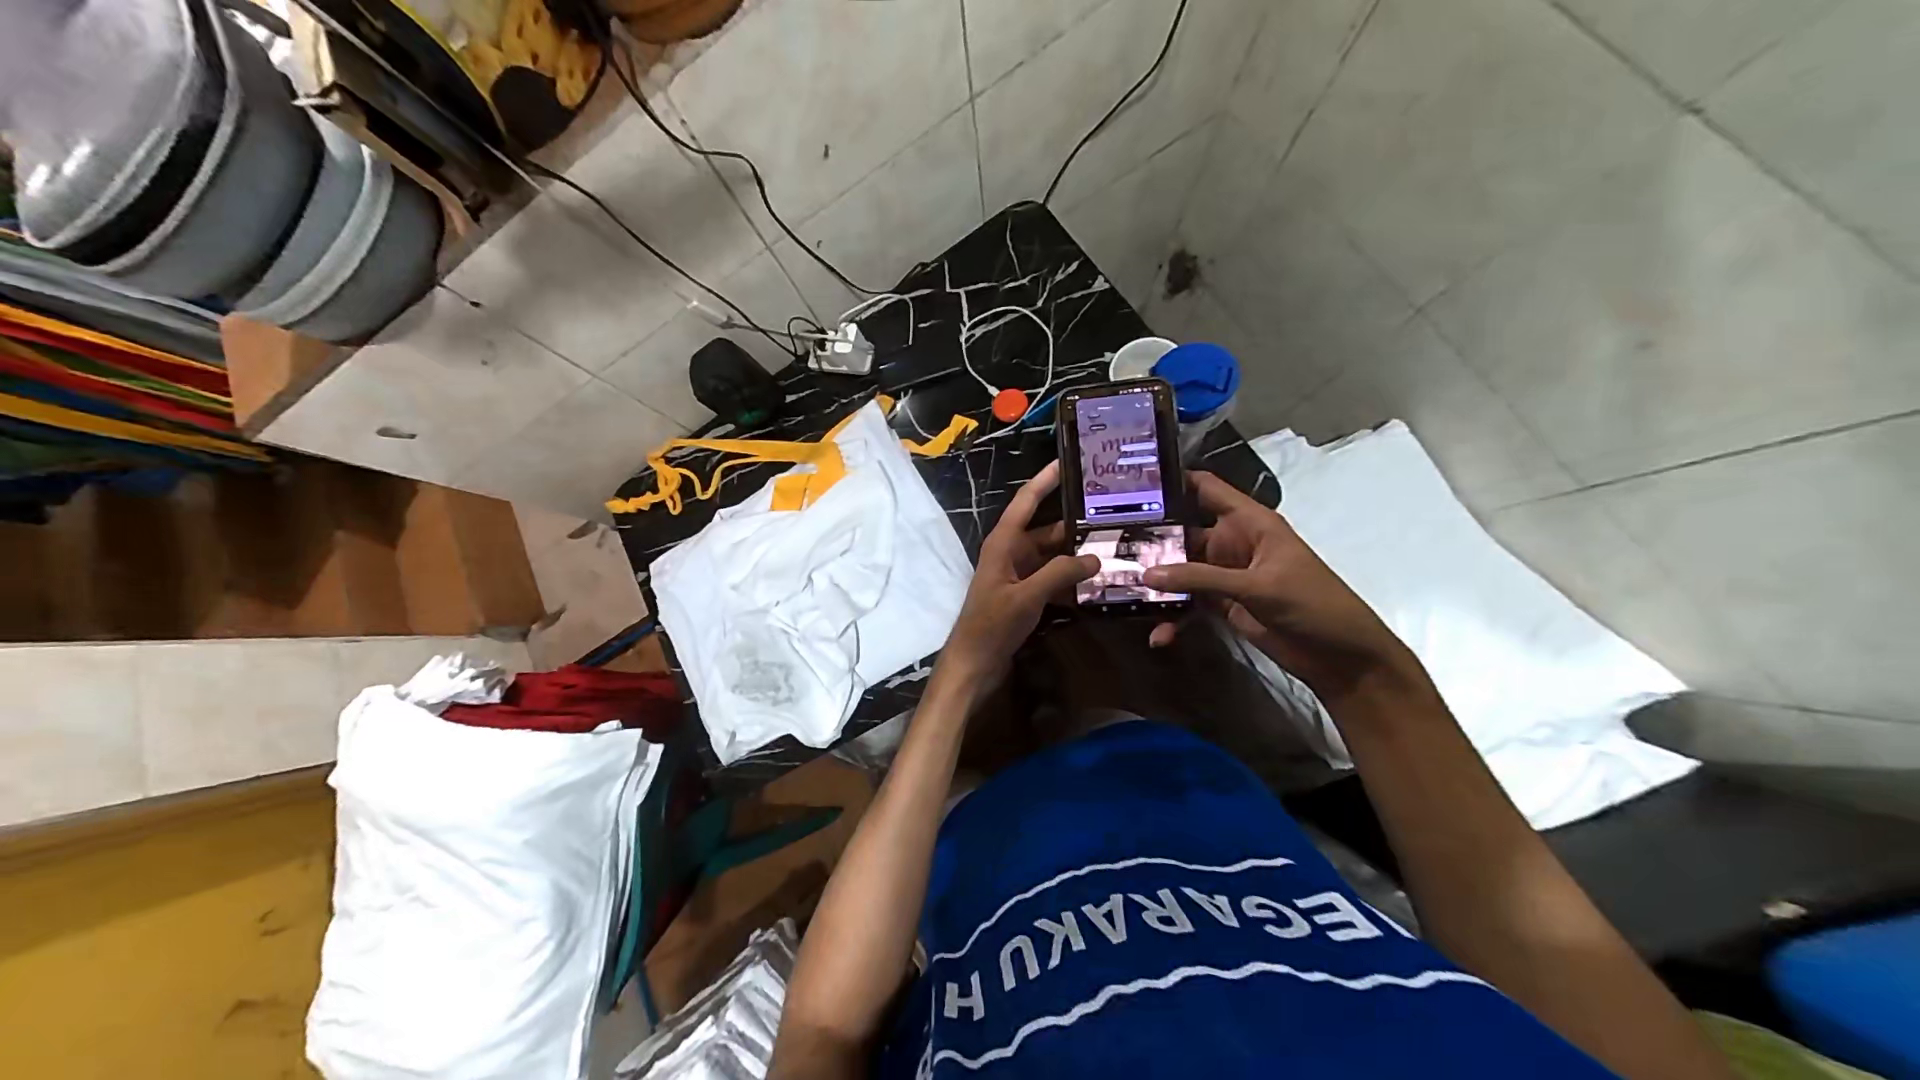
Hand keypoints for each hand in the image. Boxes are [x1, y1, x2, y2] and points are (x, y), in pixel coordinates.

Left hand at [939, 461, 1098, 689]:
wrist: (973, 664)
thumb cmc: (991, 625)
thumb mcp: (1025, 597)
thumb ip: (1059, 574)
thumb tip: (1095, 557)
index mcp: (1004, 543)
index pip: (1026, 501)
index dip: (1046, 479)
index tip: (1069, 461)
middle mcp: (1012, 552)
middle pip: (1048, 530)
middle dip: (1077, 523)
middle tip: (1114, 513)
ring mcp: (1020, 575)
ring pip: (1055, 556)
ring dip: (1079, 554)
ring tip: (1117, 545)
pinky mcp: (1027, 595)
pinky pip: (1054, 579)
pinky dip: (1073, 579)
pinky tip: (1100, 582)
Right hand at [1144, 471, 1423, 707]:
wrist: (1340, 656)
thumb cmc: (1312, 603)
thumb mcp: (1257, 585)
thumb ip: (1202, 578)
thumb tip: (1147, 574)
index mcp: (1248, 522)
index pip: (1206, 488)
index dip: (1173, 480)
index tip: (1130, 482)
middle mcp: (1231, 542)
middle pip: (1182, 531)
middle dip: (1149, 538)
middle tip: (1108, 542)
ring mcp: (1224, 575)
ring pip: (1180, 570)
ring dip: (1156, 581)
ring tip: (1122, 589)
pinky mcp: (1221, 605)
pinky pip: (1188, 604)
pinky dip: (1173, 617)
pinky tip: (1158, 635)